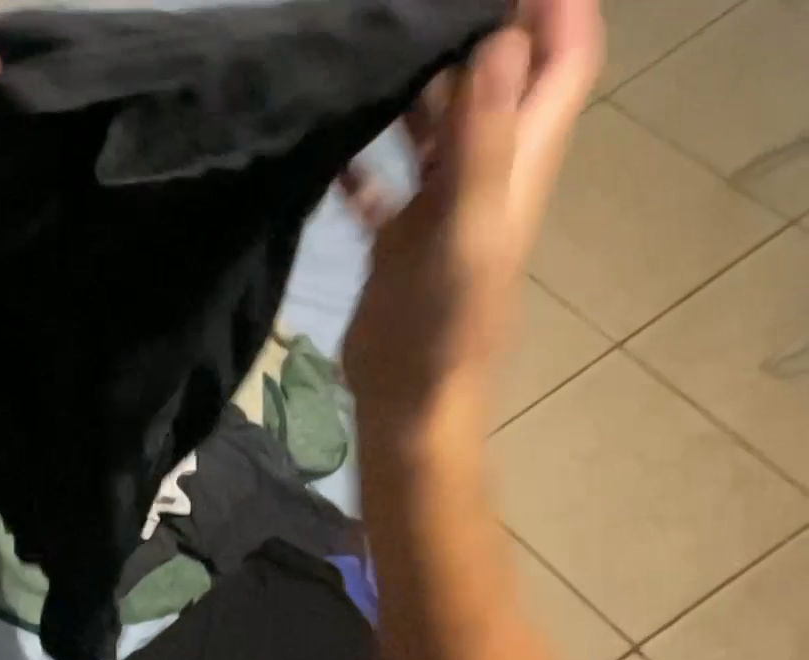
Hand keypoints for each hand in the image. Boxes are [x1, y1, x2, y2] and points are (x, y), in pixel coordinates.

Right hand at [342, 0, 603, 436]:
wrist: (410, 391)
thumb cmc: (445, 321)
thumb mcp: (468, 227)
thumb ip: (482, 140)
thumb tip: (498, 40)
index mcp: (517, 161)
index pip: (559, 59)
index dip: (550, 7)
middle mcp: (483, 173)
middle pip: (492, 82)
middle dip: (471, 33)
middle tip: (412, 10)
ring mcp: (436, 206)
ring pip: (433, 127)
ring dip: (412, 89)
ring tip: (368, 54)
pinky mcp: (394, 239)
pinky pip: (378, 184)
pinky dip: (359, 162)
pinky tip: (330, 149)